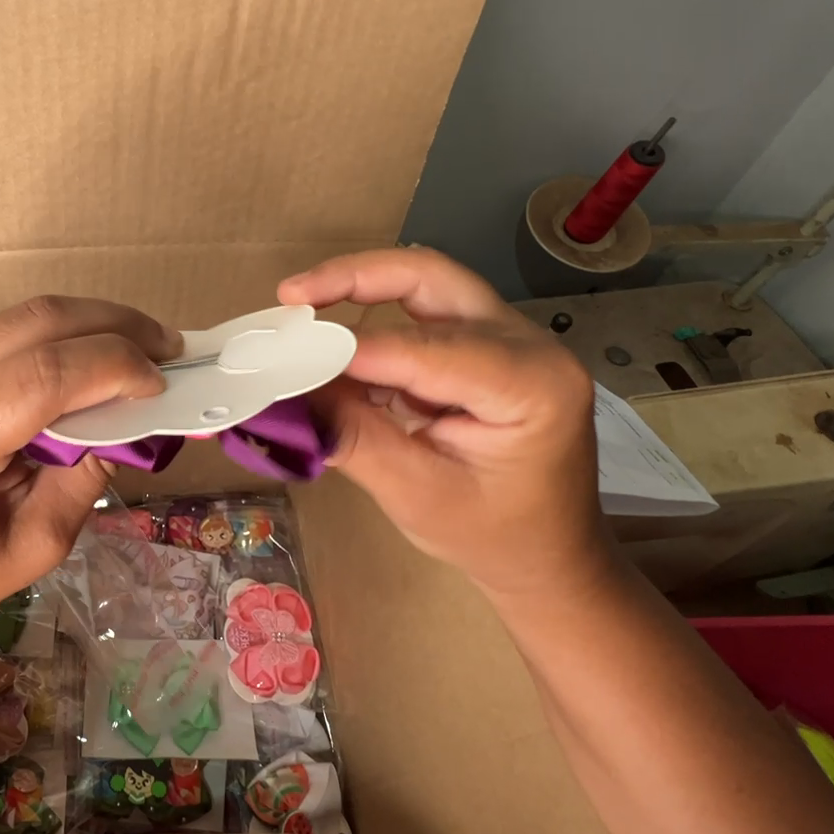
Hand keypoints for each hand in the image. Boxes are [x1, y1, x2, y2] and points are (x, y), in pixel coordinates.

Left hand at [0, 296, 181, 656]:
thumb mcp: (36, 544)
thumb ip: (86, 476)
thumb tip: (132, 420)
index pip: (43, 374)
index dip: (114, 367)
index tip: (162, 385)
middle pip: (34, 322)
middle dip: (112, 325)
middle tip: (168, 348)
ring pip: (20, 317)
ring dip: (87, 325)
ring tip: (139, 350)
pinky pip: (4, 334)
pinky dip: (57, 339)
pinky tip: (90, 361)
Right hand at [278, 249, 612, 596]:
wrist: (547, 554)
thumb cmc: (491, 535)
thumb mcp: (416, 495)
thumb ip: (353, 438)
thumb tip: (285, 396)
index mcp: (531, 385)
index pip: (427, 349)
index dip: (351, 349)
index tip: (286, 353)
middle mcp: (526, 343)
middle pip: (430, 278)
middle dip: (354, 279)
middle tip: (290, 297)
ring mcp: (507, 339)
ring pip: (424, 284)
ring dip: (358, 291)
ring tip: (299, 312)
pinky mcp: (484, 346)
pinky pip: (420, 315)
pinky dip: (370, 322)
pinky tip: (330, 348)